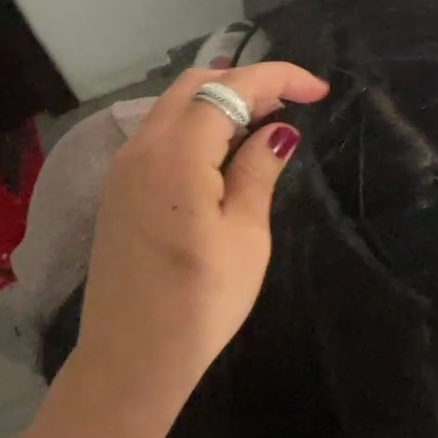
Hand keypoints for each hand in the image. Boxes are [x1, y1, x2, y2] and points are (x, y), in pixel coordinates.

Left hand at [71, 63, 328, 394]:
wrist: (130, 359)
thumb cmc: (199, 304)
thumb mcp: (245, 236)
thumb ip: (258, 171)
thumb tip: (279, 130)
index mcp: (176, 156)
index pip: (231, 88)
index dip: (278, 78)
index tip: (318, 91)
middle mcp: (142, 147)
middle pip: (196, 84)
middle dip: (248, 81)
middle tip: (292, 105)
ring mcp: (124, 165)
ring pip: (174, 103)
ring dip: (221, 99)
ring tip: (265, 122)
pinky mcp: (118, 185)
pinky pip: (160, 130)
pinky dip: (196, 122)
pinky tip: (224, 148)